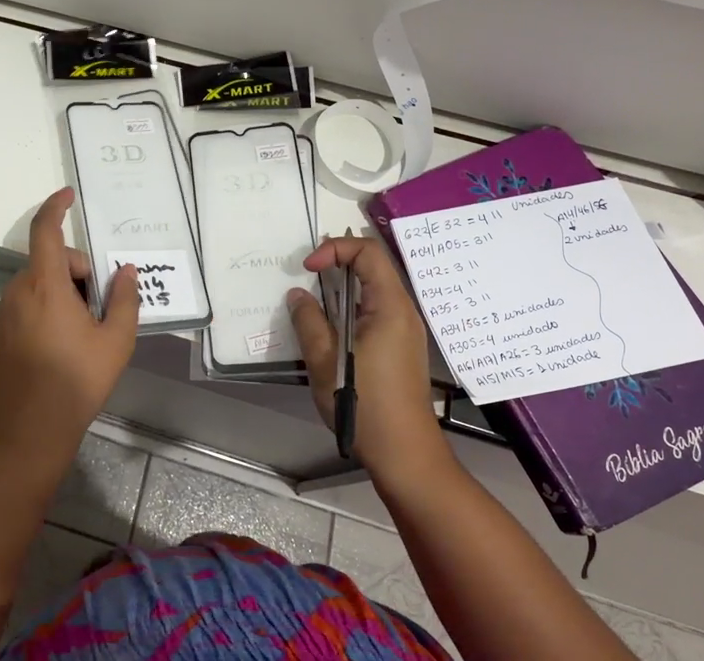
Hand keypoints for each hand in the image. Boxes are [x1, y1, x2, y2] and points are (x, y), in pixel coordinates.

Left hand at [0, 188, 141, 460]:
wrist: (29, 429)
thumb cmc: (76, 381)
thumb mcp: (115, 341)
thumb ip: (124, 299)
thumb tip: (125, 271)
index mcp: (45, 285)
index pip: (46, 231)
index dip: (56, 207)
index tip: (68, 194)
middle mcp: (17, 291)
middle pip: (50, 263)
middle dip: (78, 275)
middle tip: (100, 309)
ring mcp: (2, 313)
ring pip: (38, 285)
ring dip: (62, 294)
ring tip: (83, 333)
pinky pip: (25, 305)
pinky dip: (45, 310)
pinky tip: (60, 346)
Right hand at [288, 235, 448, 474]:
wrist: (404, 453)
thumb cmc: (365, 403)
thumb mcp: (325, 360)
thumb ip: (309, 320)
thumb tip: (298, 295)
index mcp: (390, 307)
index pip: (367, 252)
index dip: (335, 249)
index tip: (308, 268)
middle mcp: (403, 312)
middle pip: (373, 267)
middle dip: (337, 263)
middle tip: (306, 276)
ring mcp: (405, 332)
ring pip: (374, 291)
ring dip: (342, 288)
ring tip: (313, 303)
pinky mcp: (400, 349)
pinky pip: (376, 312)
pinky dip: (351, 308)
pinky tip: (331, 331)